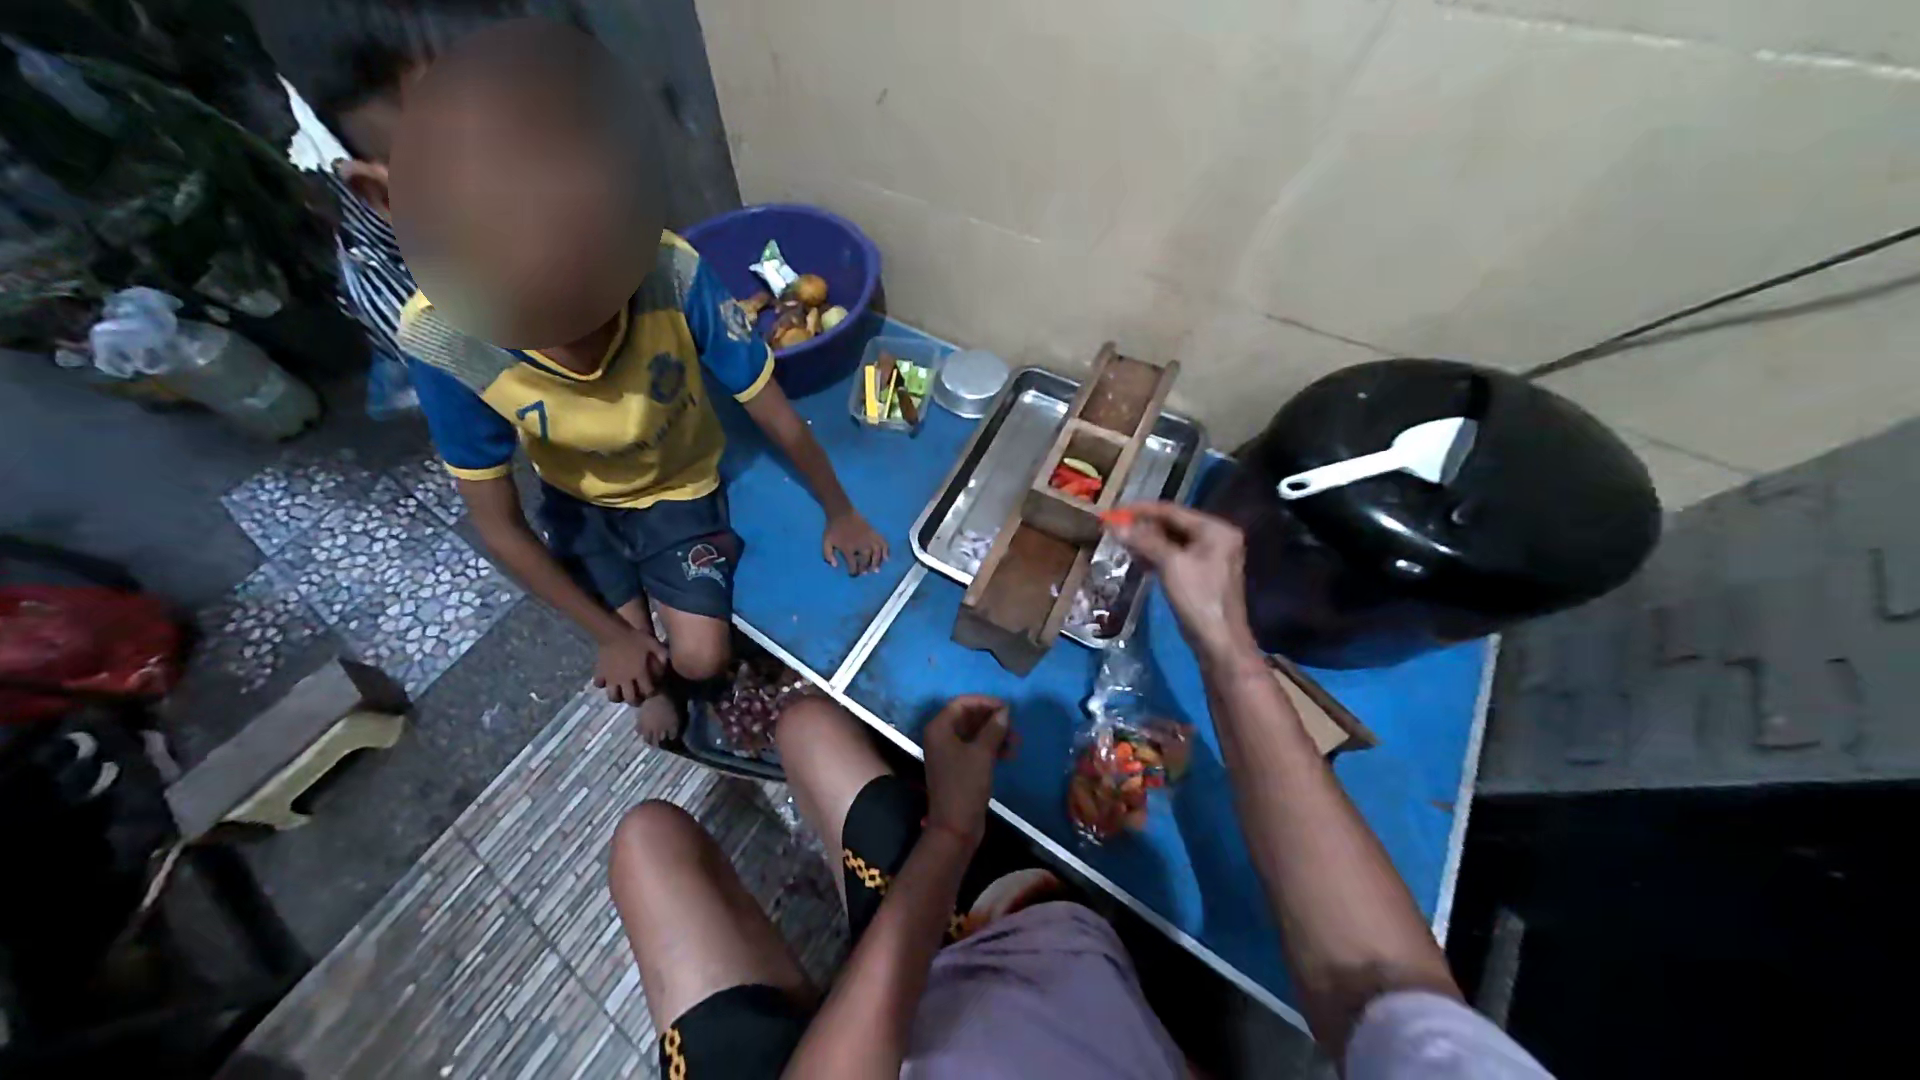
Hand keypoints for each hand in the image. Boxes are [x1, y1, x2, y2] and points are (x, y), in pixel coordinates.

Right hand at [594, 628, 668, 703]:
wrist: (613, 633)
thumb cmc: (636, 638)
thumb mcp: (654, 644)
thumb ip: (662, 655)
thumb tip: (667, 664)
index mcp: (640, 673)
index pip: (648, 691)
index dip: (652, 692)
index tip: (653, 689)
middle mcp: (625, 680)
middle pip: (630, 699)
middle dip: (636, 701)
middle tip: (638, 697)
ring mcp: (611, 678)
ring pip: (613, 696)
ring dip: (619, 697)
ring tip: (622, 692)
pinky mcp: (600, 674)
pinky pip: (599, 685)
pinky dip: (603, 685)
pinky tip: (608, 681)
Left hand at [823, 511, 889, 575]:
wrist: (841, 512)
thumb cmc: (833, 528)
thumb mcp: (826, 542)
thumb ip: (828, 555)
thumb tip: (835, 566)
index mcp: (848, 548)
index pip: (854, 565)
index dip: (854, 572)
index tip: (853, 574)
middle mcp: (861, 545)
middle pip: (866, 561)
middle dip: (866, 568)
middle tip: (865, 572)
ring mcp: (869, 538)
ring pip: (877, 554)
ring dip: (877, 563)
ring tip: (876, 569)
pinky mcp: (874, 532)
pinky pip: (883, 543)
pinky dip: (886, 551)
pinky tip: (886, 558)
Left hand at [922, 695, 1011, 847]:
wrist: (955, 827)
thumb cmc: (965, 785)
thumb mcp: (982, 754)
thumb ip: (994, 729)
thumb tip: (1005, 711)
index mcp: (939, 728)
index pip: (962, 703)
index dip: (985, 702)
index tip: (1007, 708)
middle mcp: (941, 736)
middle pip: (968, 717)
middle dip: (992, 719)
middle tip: (1014, 726)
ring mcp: (949, 752)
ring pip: (974, 733)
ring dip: (995, 734)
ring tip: (1016, 742)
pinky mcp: (958, 766)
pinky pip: (975, 748)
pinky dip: (991, 747)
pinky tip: (1009, 754)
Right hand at [1111, 502, 1257, 659]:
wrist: (1218, 640)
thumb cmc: (1198, 598)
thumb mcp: (1170, 564)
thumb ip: (1143, 541)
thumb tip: (1115, 525)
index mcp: (1215, 529)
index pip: (1172, 511)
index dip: (1142, 510)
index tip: (1115, 511)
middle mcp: (1216, 537)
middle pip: (1173, 524)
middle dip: (1143, 527)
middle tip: (1115, 527)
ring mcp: (1210, 556)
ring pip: (1172, 541)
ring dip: (1147, 541)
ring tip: (1121, 542)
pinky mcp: (1201, 573)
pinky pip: (1174, 556)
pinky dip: (1156, 555)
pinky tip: (1137, 559)